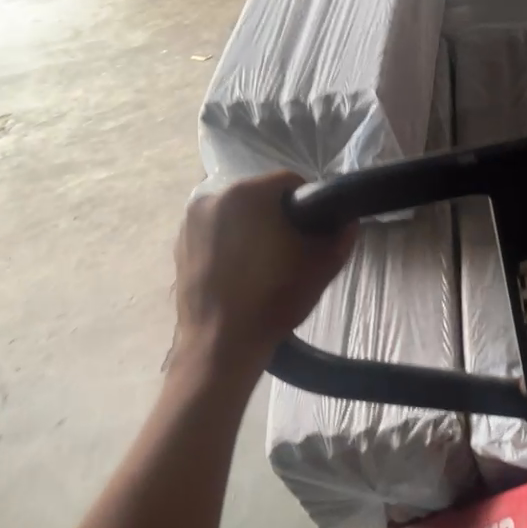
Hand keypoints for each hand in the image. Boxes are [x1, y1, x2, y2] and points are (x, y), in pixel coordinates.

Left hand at [171, 172, 355, 384]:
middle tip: (294, 249)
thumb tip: (347, 221)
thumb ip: (342, 235)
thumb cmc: (274, 299)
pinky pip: (216, 233)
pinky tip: (242, 274)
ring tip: (267, 264)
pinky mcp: (179, 246)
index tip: (315, 231)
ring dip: (253, 229)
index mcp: (246, 194)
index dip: (309, 205)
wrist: (221, 346)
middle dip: (278, 216)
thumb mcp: (322, 266)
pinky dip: (231, 244)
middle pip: (259, 196)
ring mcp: (190, 222)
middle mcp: (212, 197)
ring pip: (236, 214)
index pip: (289, 181)